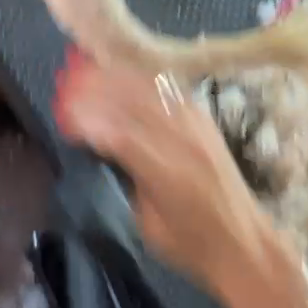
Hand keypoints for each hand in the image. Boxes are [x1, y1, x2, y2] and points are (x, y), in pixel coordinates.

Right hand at [55, 58, 302, 307]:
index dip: (87, 117)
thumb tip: (103, 144)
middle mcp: (181, 140)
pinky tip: (122, 69)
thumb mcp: (146, 221)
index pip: (118, 134)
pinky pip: (166, 86)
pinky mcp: (203, 116)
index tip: (62, 108)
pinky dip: (139, 76)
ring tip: (88, 63)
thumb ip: (126, 177)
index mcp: (164, 172)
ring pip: (148, 86)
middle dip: (95, 85)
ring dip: (114, 73)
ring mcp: (195, 123)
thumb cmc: (190, 244)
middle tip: (67, 75)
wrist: (245, 242)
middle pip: (131, 99)